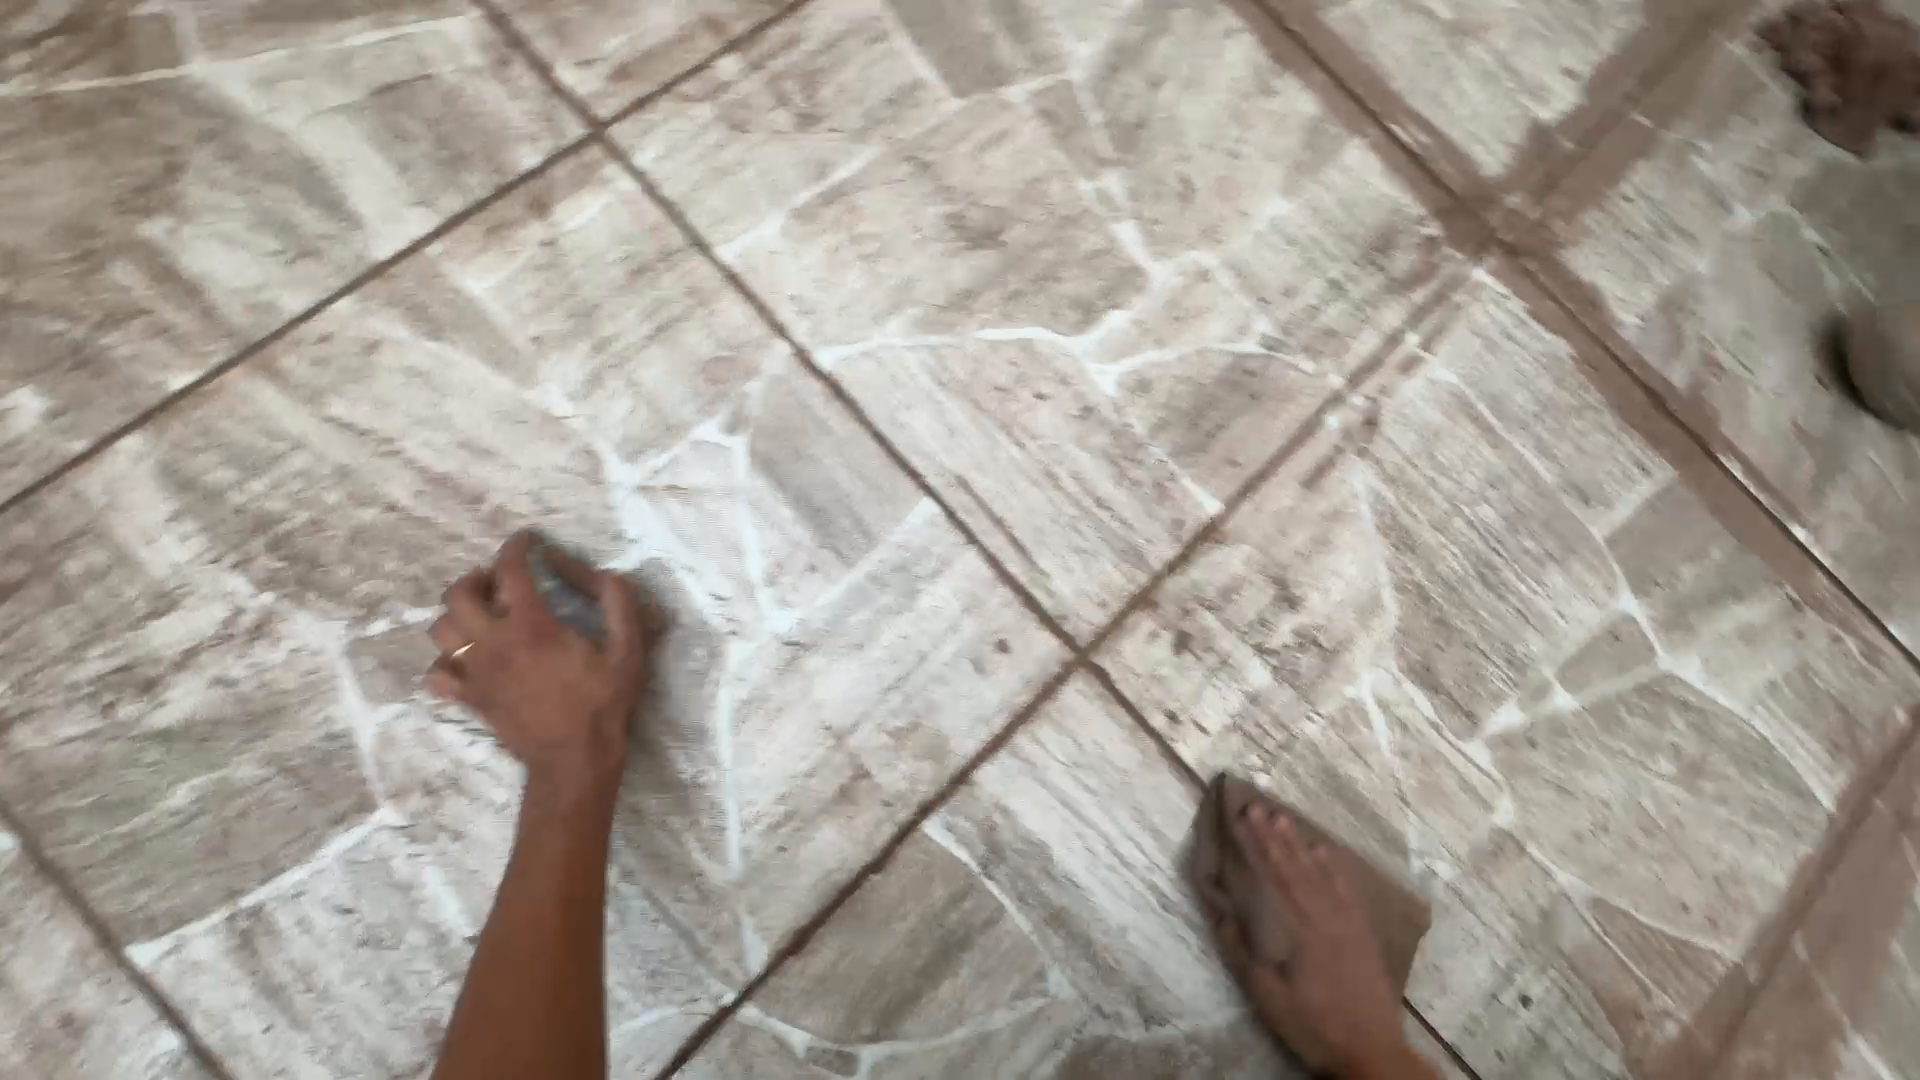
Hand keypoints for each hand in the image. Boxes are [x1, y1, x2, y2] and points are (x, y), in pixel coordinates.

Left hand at [426, 532, 648, 793]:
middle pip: (457, 596)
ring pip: (440, 631)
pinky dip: (446, 662)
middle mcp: (494, 644)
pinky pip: (437, 674)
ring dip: (458, 616)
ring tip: (483, 616)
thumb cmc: (603, 703)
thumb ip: (620, 608)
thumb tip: (608, 575)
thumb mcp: (628, 653)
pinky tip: (469, 660)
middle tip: (499, 582)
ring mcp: (476, 673)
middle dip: (475, 578)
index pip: (510, 572)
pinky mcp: (470, 699)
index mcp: (532, 627)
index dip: (515, 548)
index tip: (525, 540)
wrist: (574, 759)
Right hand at [1206, 805, 1423, 1077]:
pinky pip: (1343, 887)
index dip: (1252, 845)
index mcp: (1294, 928)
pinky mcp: (1360, 930)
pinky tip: (1321, 849)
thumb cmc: (1311, 1023)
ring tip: (1281, 817)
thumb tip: (1218, 910)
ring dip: (1296, 842)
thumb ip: (1241, 950)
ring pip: (1316, 871)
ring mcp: (1343, 920)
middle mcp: (1319, 915)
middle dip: (1270, 835)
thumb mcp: (1265, 994)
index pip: (1267, 876)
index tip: (1238, 819)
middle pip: (1290, 866)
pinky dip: (1330, 865)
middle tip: (1255, 805)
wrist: (1372, 1052)